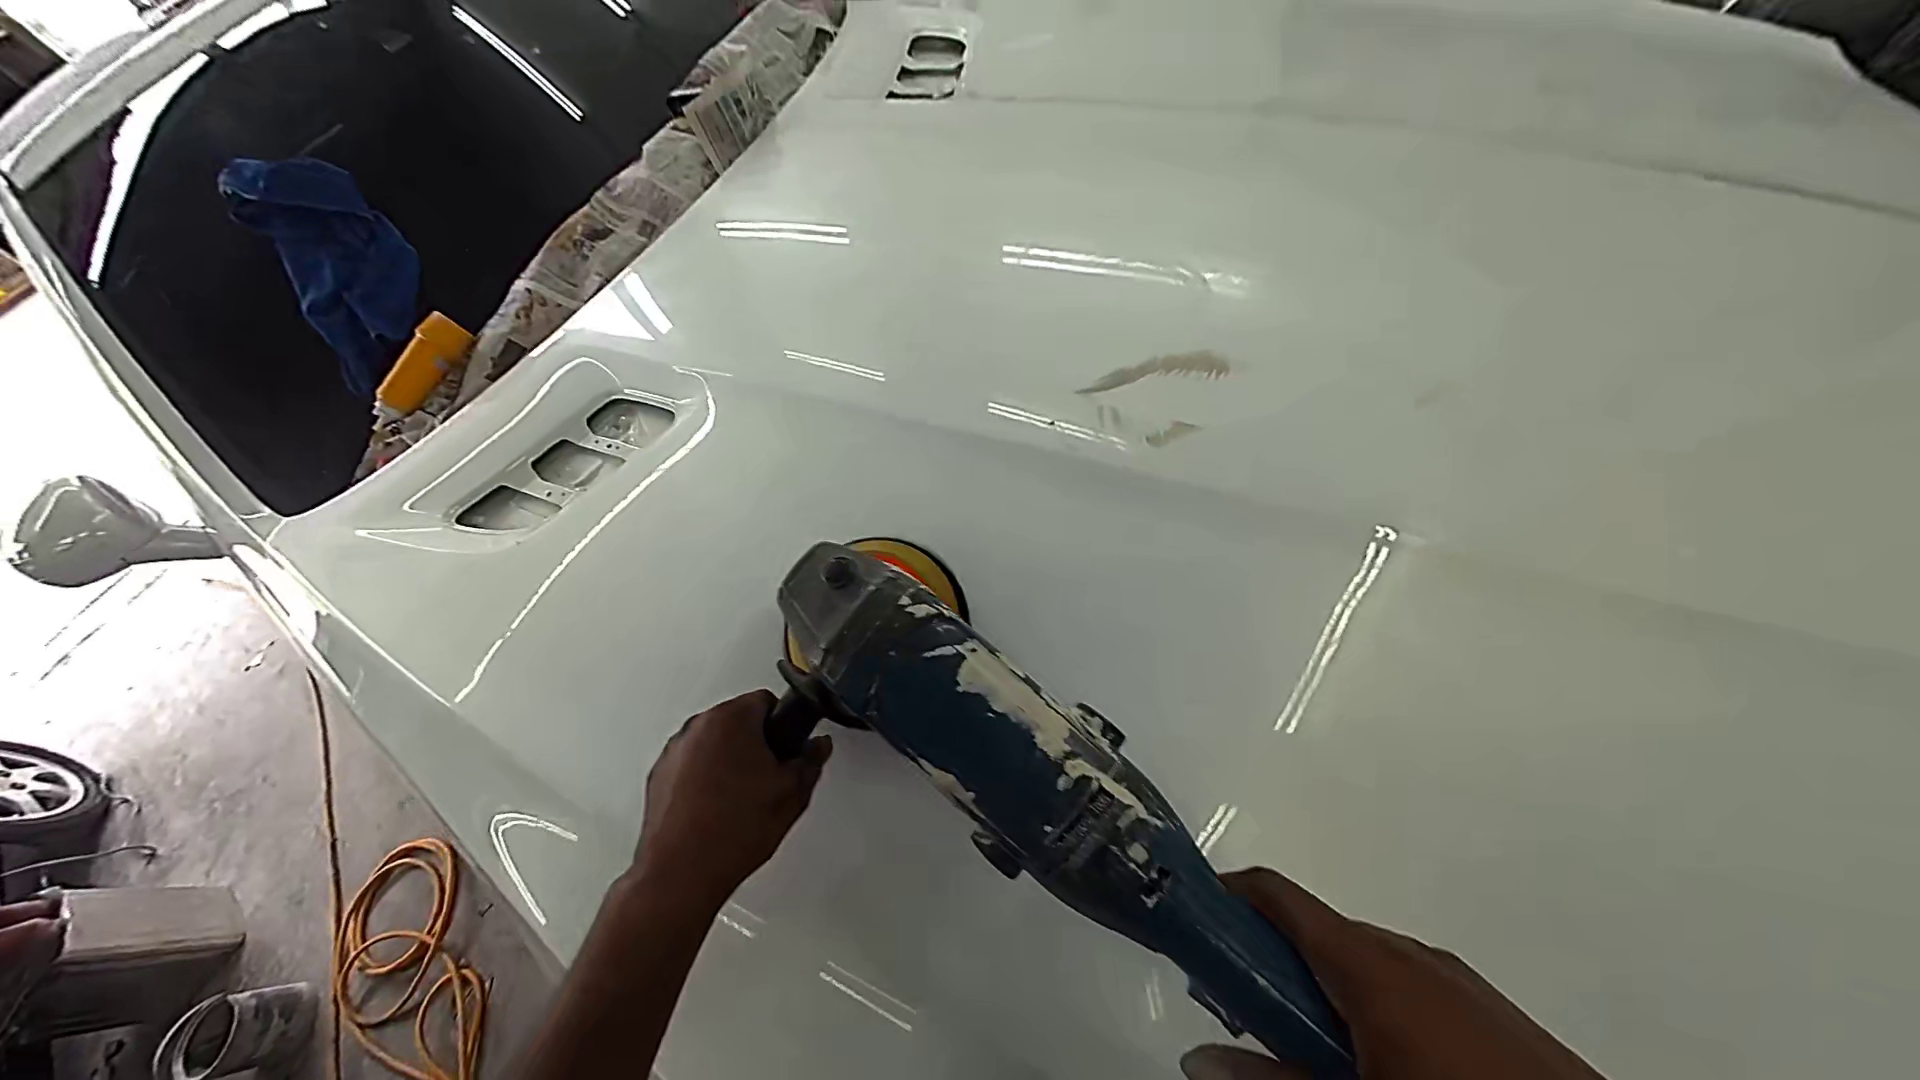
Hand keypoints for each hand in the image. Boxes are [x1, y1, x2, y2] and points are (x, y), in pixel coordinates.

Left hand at [631, 690, 830, 907]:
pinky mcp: (659, 777)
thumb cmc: (731, 832)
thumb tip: (816, 747)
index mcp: (731, 719)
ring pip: (714, 742)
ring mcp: (674, 752)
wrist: (681, 874)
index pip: (767, 700)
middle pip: (738, 719)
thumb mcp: (794, 792)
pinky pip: (691, 764)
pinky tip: (719, 808)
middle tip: (771, 773)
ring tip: (744, 797)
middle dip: (756, 741)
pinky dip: (705, 778)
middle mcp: (697, 728)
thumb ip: (811, 759)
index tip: (789, 744)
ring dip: (729, 758)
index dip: (784, 724)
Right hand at [1181, 869, 1604, 1079]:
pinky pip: (1406, 985)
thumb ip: (1269, 1079)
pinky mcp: (1494, 1012)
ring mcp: (1456, 980)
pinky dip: (1370, 1003)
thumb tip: (1196, 1059)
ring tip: (1313, 1047)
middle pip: (1313, 929)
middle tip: (1245, 1011)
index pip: (1275, 894)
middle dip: (1270, 960)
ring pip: (1360, 959)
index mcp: (1368, 962)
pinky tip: (1381, 1063)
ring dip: (1321, 986)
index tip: (1194, 924)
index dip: (1226, 896)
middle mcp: (1408, 952)